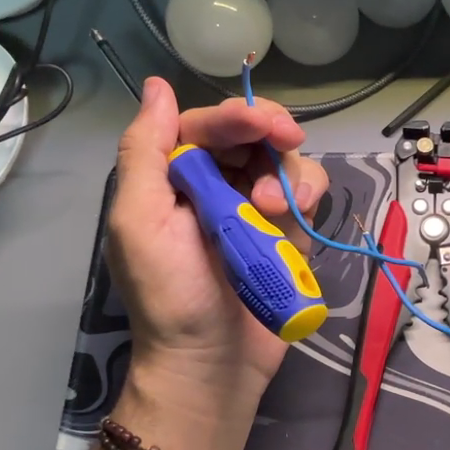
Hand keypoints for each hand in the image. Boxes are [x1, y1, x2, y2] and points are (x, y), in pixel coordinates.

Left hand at [105, 77, 329, 408]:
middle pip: (252, 133)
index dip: (235, 115)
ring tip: (273, 209)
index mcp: (174, 177)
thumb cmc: (168, 295)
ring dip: (288, 173)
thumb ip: (146, 151)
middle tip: (286, 140)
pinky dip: (309, 195)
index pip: (206, 125)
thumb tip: (158, 86)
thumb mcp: (139, 221)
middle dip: (270, 131)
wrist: (212, 362)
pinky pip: (308, 195)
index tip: (265, 123)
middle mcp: (216, 185)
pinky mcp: (291, 233)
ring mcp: (257, 209)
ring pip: (286, 160)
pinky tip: (297, 216)